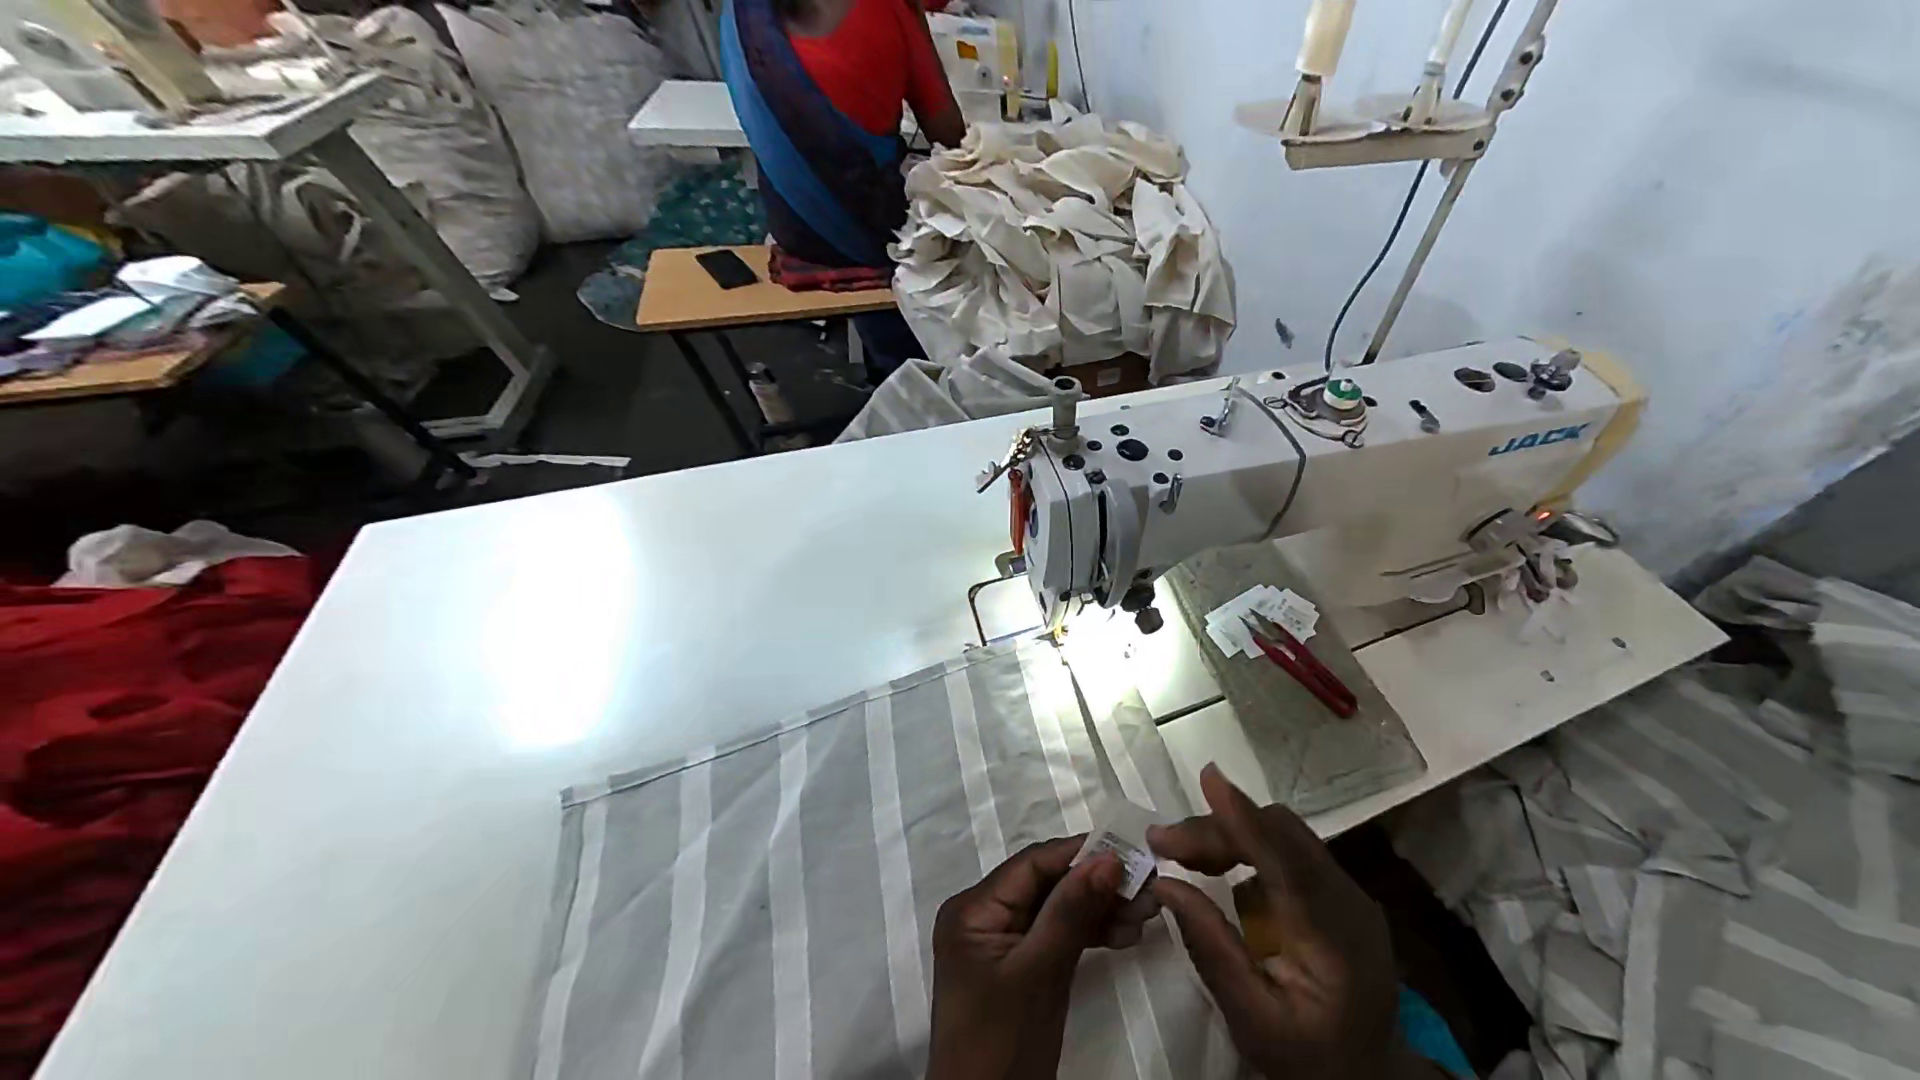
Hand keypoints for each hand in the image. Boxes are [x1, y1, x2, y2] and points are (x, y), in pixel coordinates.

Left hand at [928, 837, 1161, 1079]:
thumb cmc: (1002, 1043)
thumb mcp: (1039, 973)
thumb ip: (1071, 913)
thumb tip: (1108, 857)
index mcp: (973, 908)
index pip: (1032, 865)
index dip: (1080, 853)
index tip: (1129, 850)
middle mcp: (983, 914)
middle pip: (1046, 884)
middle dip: (1095, 883)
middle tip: (1147, 886)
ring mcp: (1002, 941)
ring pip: (1055, 908)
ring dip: (1098, 908)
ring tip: (1145, 911)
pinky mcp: (1020, 965)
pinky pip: (1055, 935)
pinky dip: (1088, 933)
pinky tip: (1124, 934)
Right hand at [1148, 765, 1424, 1079]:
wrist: (1371, 1076)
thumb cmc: (1308, 1058)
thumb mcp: (1251, 1020)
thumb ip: (1210, 948)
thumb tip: (1164, 883)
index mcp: (1334, 943)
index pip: (1287, 865)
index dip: (1245, 819)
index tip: (1208, 778)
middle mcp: (1351, 904)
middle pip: (1280, 834)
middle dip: (1217, 828)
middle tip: (1162, 844)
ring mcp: (1350, 892)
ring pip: (1283, 832)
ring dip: (1229, 831)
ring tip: (1180, 852)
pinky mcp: (1338, 889)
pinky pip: (1288, 845)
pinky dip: (1246, 842)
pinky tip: (1215, 864)